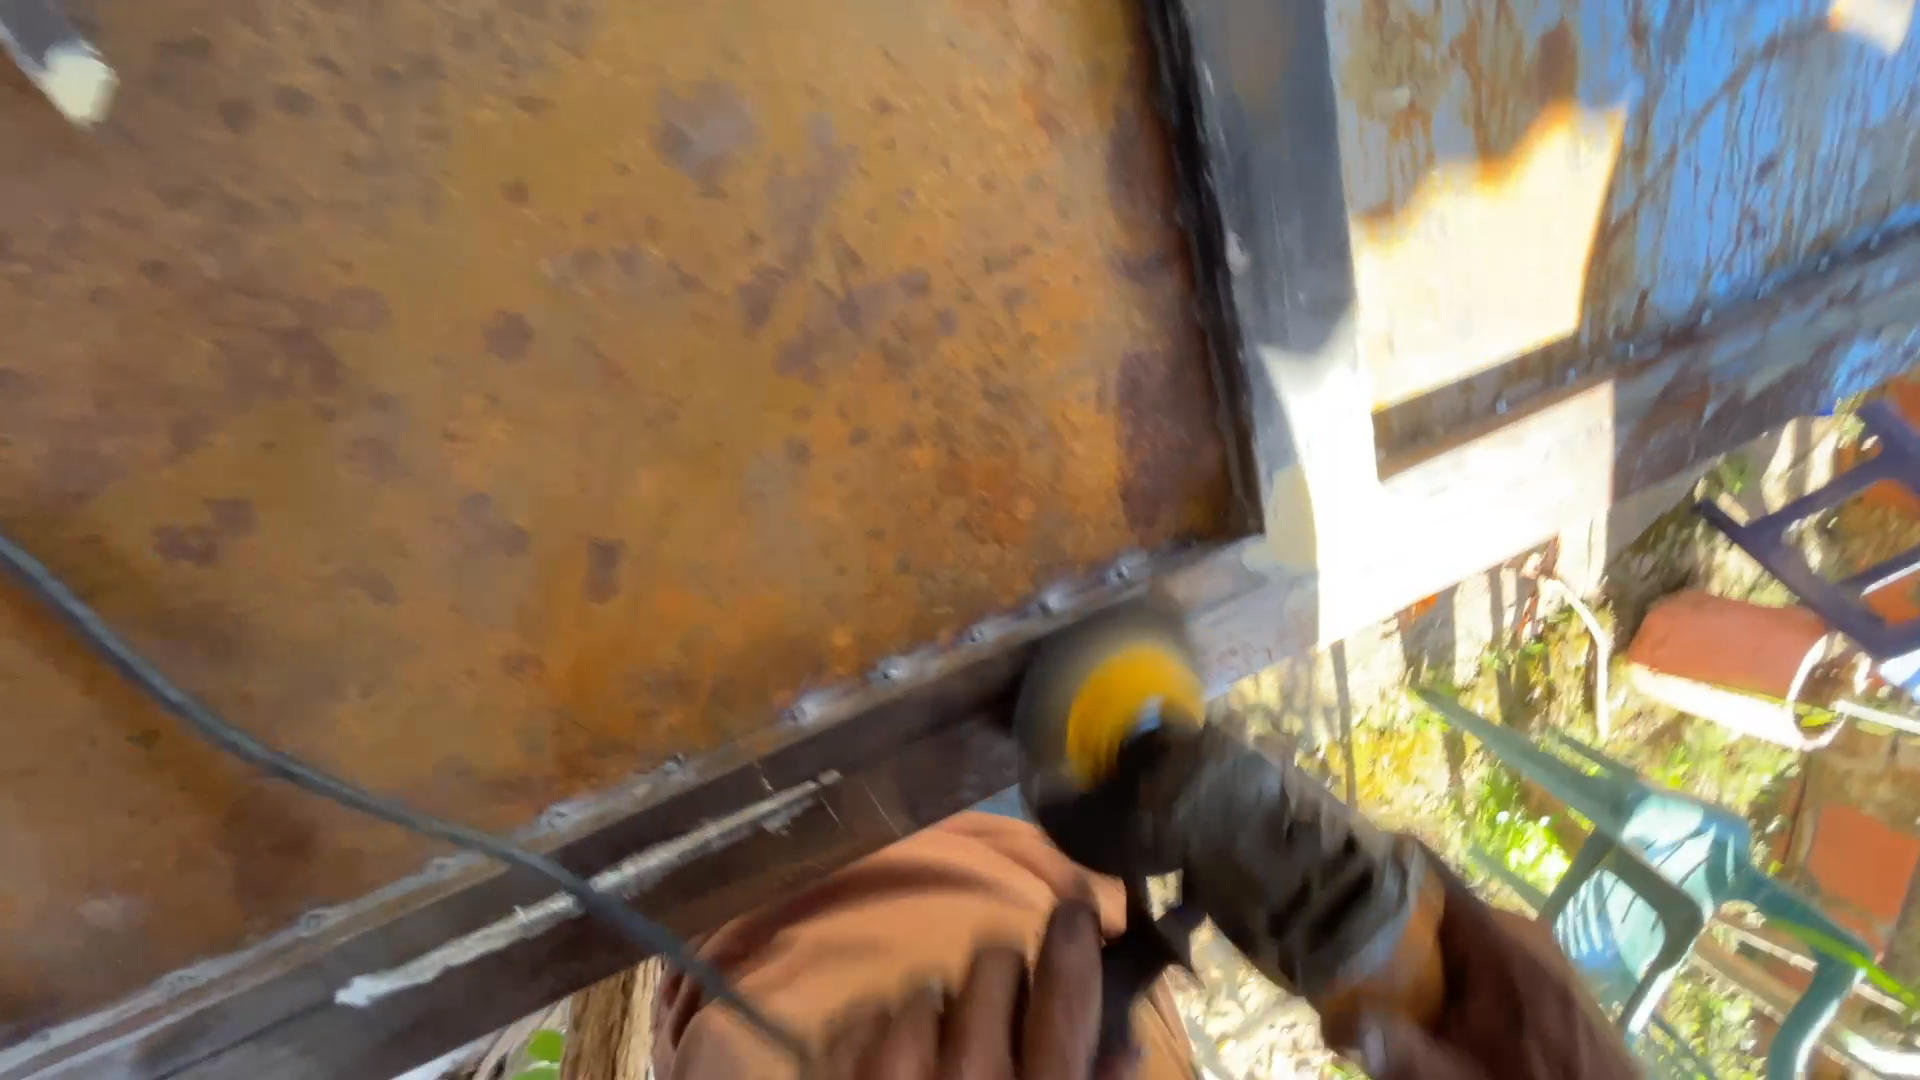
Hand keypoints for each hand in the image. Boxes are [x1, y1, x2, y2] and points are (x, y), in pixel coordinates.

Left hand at [820, 901, 1131, 1078]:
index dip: (1074, 943)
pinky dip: (875, 1036)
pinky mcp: (835, 1078)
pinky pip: (863, 1014)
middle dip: (998, 983)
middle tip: (993, 1019)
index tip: (1077, 906)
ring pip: (924, 987)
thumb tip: (1120, 1043)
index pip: (1064, 1003)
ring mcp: (892, 1077)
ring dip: (933, 1017)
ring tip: (931, 1067)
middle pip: (992, 965)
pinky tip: (884, 1075)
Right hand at [1341, 869, 1637, 1079]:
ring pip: (1452, 927)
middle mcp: (1516, 927)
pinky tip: (1436, 1007)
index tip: (1328, 876)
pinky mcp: (1549, 975)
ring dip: (1414, 948)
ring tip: (1380, 981)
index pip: (1418, 863)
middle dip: (1381, 919)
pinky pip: (1480, 951)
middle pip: (1427, 899)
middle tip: (1343, 947)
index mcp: (1493, 935)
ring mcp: (1537, 950)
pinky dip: (1448, 967)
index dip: (1367, 860)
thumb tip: (1332, 1022)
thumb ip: (1401, 1052)